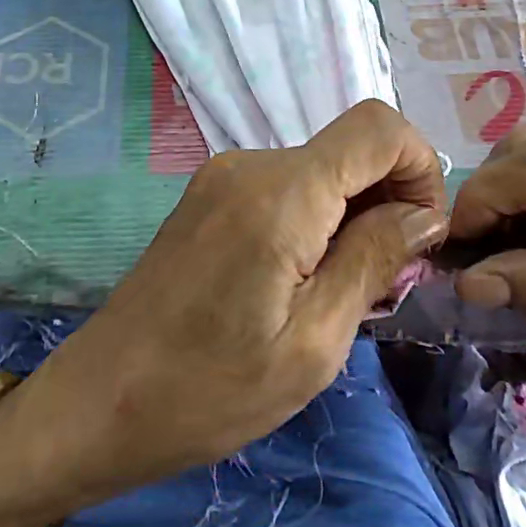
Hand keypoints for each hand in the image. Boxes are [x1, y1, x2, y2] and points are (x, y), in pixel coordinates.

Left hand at [0, 100, 448, 526]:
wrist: (103, 398)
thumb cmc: (210, 389)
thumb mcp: (313, 343)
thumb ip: (372, 260)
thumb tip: (423, 212)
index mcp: (280, 192)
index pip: (378, 127)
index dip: (420, 170)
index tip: (420, 240)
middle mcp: (248, 165)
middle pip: (348, 150)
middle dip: (385, 203)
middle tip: (382, 286)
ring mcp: (220, 178)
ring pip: (317, 172)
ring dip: (348, 219)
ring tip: (336, 296)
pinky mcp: (205, 199)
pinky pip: (281, 190)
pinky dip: (310, 222)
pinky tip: (297, 283)